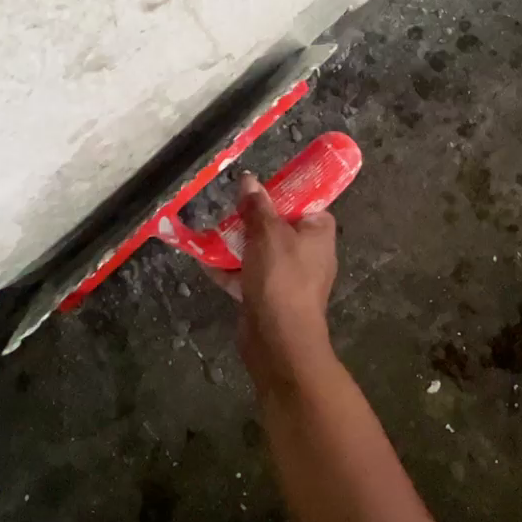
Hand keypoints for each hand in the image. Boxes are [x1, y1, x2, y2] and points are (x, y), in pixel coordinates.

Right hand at [208, 173, 341, 389]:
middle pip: (278, 225)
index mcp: (318, 234)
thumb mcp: (268, 233)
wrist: (278, 341)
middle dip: (251, 218)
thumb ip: (257, 206)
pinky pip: (247, 275)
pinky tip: (203, 259)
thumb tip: (249, 179)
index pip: (307, 203)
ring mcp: (288, 278)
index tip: (260, 186)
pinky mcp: (268, 296)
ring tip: (211, 228)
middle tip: (229, 205)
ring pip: (260, 250)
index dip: (284, 193)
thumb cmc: (281, 278)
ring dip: (236, 242)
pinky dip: (228, 269)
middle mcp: (307, 254)